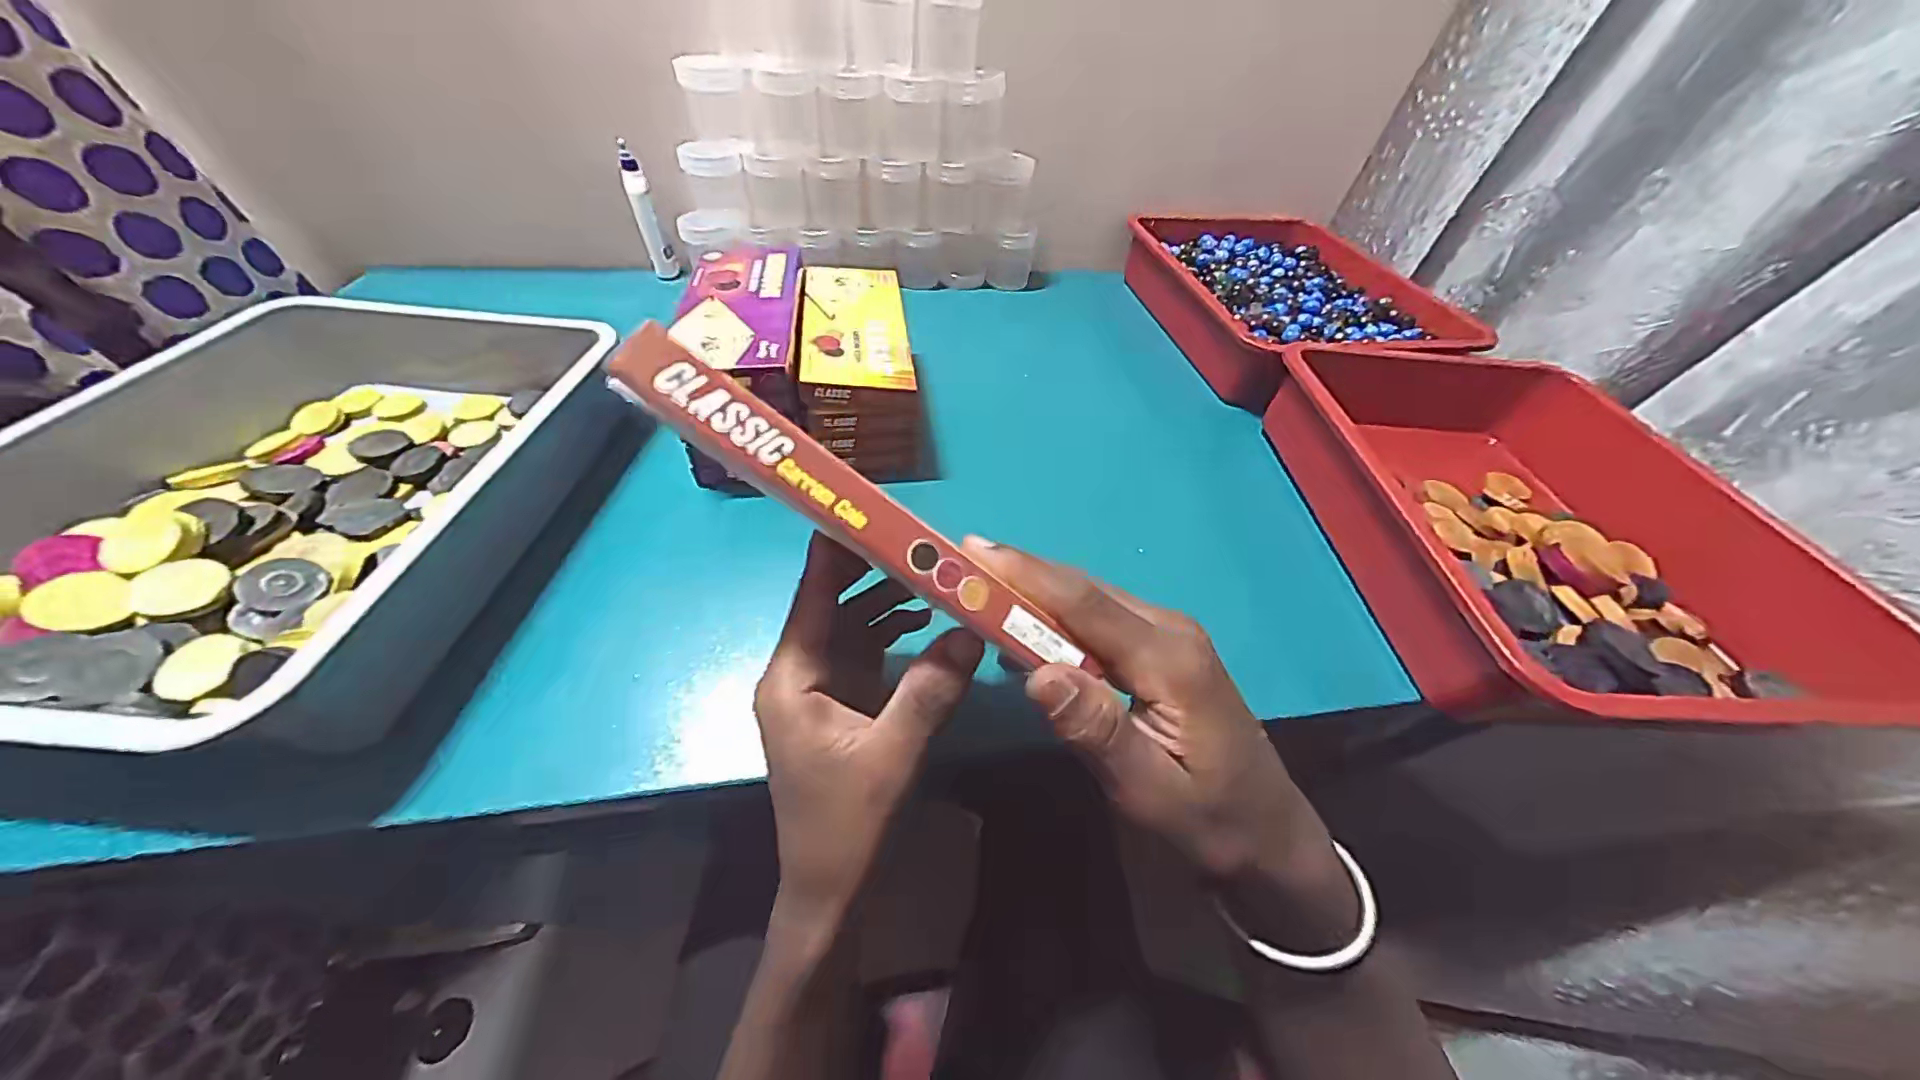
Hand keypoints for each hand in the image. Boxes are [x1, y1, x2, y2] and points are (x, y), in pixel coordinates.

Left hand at [755, 534, 984, 917]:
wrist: (828, 888)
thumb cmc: (844, 824)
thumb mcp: (891, 755)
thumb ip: (929, 691)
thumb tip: (970, 629)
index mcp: (791, 677)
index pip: (811, 596)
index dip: (836, 551)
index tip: (867, 511)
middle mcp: (798, 672)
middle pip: (832, 604)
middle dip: (871, 571)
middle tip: (917, 540)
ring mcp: (819, 687)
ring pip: (851, 626)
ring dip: (886, 601)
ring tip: (930, 575)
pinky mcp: (840, 702)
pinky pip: (864, 651)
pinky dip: (891, 632)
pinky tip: (924, 621)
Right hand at [963, 537, 1359, 950]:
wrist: (1270, 834)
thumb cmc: (1209, 820)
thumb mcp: (1149, 789)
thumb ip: (1096, 729)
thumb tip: (1036, 673)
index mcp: (1169, 658)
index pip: (1084, 602)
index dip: (1025, 573)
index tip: (971, 550)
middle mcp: (1171, 630)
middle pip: (1084, 590)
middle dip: (1020, 573)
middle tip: (960, 562)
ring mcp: (1171, 635)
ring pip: (1091, 599)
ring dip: (1035, 591)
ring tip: (980, 586)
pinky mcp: (1164, 647)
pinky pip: (1102, 618)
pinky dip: (1057, 615)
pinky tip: (1025, 625)